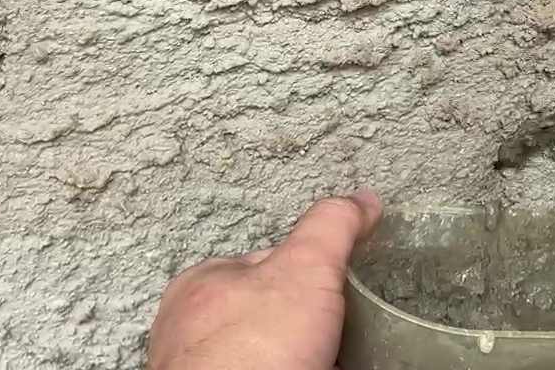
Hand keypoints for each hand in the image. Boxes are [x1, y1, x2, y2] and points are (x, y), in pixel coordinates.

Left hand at [147, 192, 381, 369]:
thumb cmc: (251, 355)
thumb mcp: (307, 265)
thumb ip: (333, 225)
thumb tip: (363, 200)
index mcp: (199, 287)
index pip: (271, 259)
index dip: (313, 270)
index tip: (338, 288)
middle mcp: (191, 337)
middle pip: (275, 314)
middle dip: (310, 324)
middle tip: (337, 335)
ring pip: (273, 357)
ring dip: (309, 357)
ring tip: (336, 360)